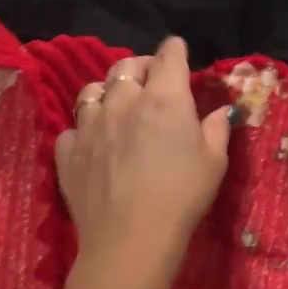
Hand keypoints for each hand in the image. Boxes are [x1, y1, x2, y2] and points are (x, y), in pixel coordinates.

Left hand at [56, 38, 231, 275]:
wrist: (130, 238)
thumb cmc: (183, 195)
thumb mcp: (215, 160)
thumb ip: (216, 128)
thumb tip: (220, 111)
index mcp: (165, 98)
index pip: (168, 56)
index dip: (175, 49)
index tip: (179, 51)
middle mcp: (124, 102)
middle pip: (126, 66)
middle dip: (141, 65)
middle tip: (152, 78)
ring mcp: (90, 126)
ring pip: (92, 91)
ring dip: (108, 92)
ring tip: (118, 105)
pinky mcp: (67, 153)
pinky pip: (72, 127)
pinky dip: (85, 128)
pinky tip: (96, 142)